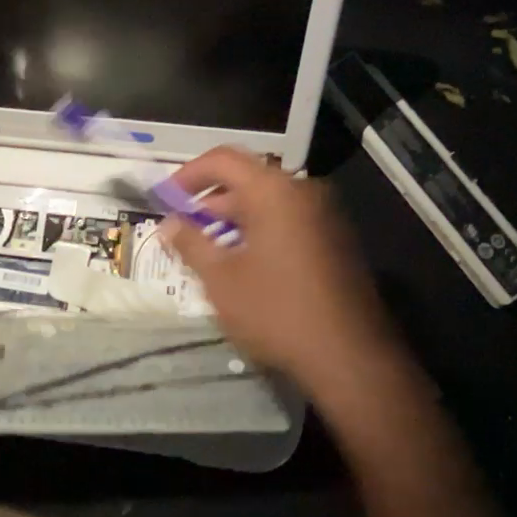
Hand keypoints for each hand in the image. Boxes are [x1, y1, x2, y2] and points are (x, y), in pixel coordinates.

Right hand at [162, 147, 394, 389]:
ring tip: (210, 252)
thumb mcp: (221, 280)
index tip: (166, 198)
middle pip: (248, 179)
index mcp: (273, 190)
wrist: (351, 358)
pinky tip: (246, 265)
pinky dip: (262, 231)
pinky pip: (290, 220)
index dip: (189, 174)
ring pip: (269, 203)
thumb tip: (169, 223)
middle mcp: (302, 191)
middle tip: (184, 229)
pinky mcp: (337, 240)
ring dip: (235, 219)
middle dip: (211, 202)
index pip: (223, 159)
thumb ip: (191, 243)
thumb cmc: (277, 312)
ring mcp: (325, 215)